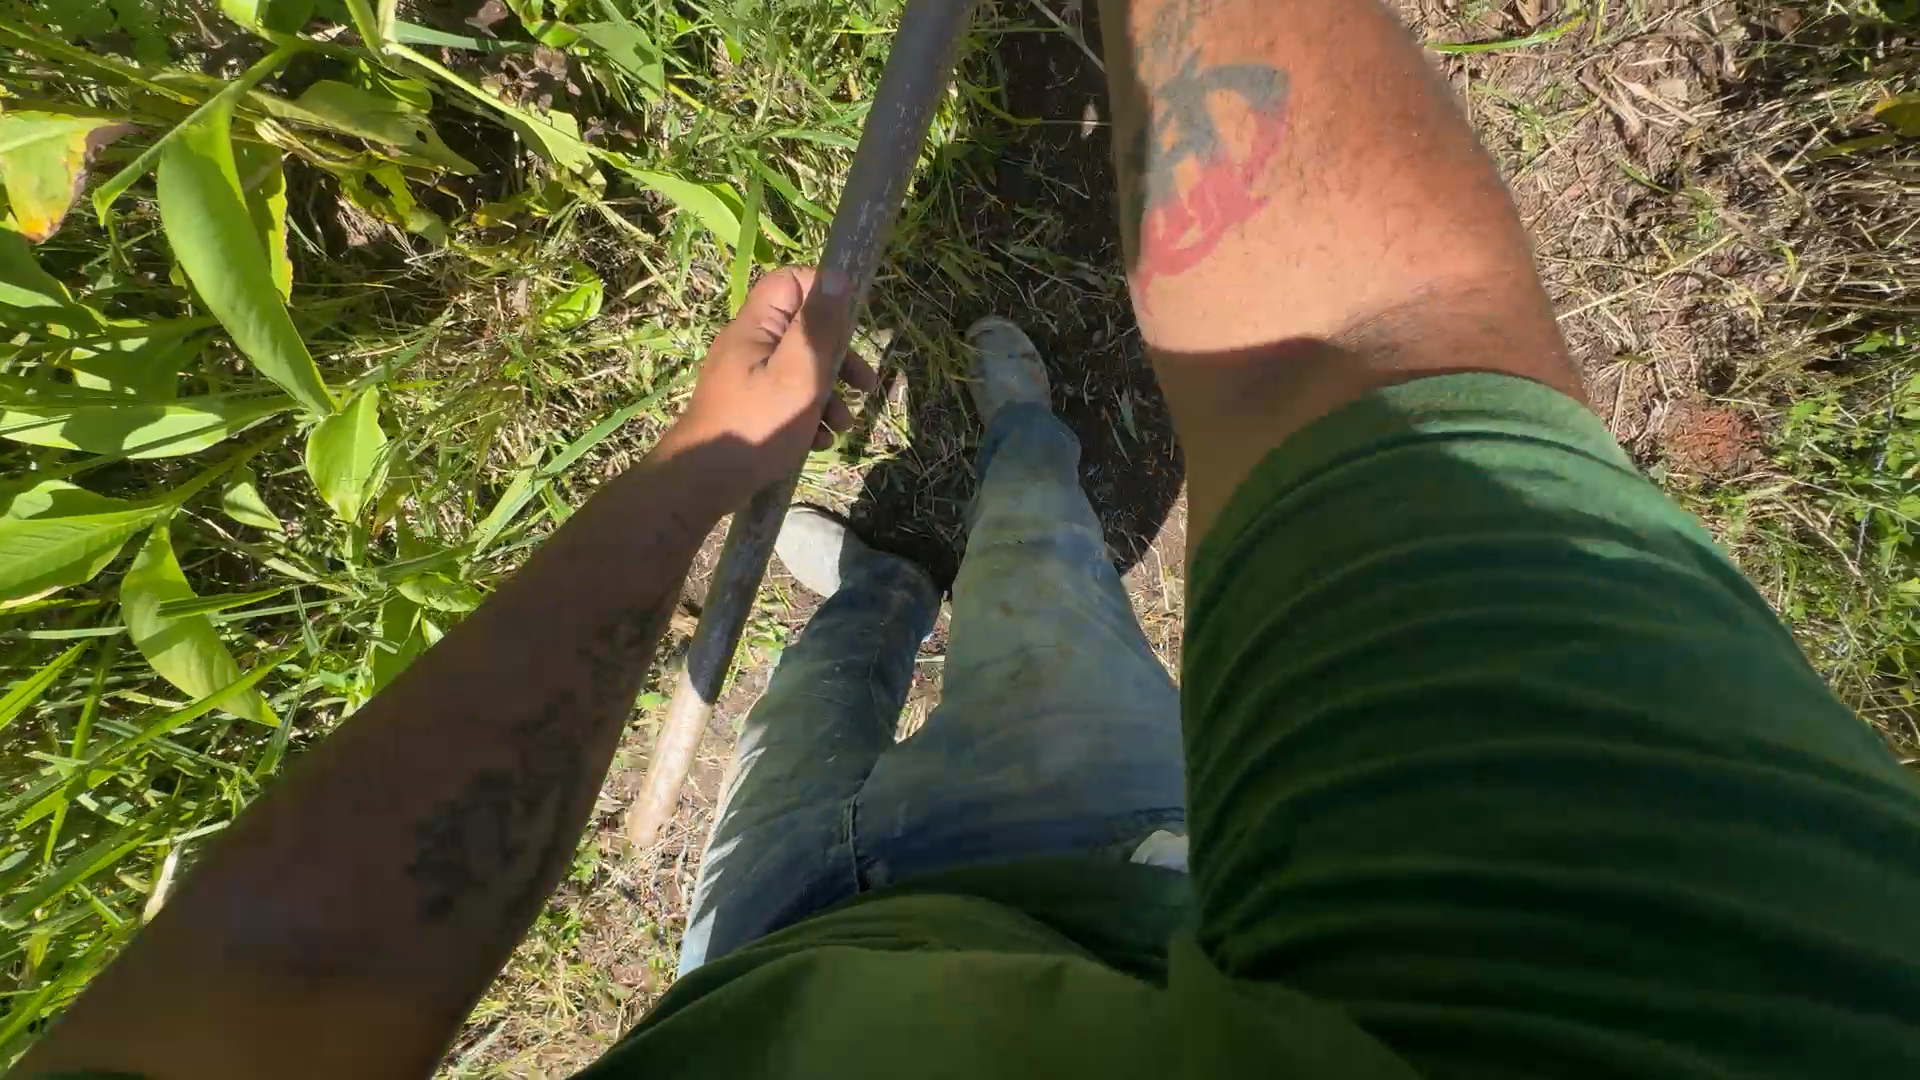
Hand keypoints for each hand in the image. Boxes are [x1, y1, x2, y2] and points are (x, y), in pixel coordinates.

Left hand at [660, 267, 877, 495]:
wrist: (705, 482)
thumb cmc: (758, 424)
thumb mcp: (799, 372)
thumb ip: (818, 326)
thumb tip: (837, 278)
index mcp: (757, 328)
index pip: (791, 283)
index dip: (824, 296)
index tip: (851, 326)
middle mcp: (749, 347)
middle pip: (803, 333)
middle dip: (839, 359)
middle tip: (865, 385)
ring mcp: (747, 380)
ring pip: (799, 372)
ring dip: (829, 396)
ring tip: (842, 426)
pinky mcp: (749, 410)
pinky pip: (786, 401)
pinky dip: (808, 418)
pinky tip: (818, 442)